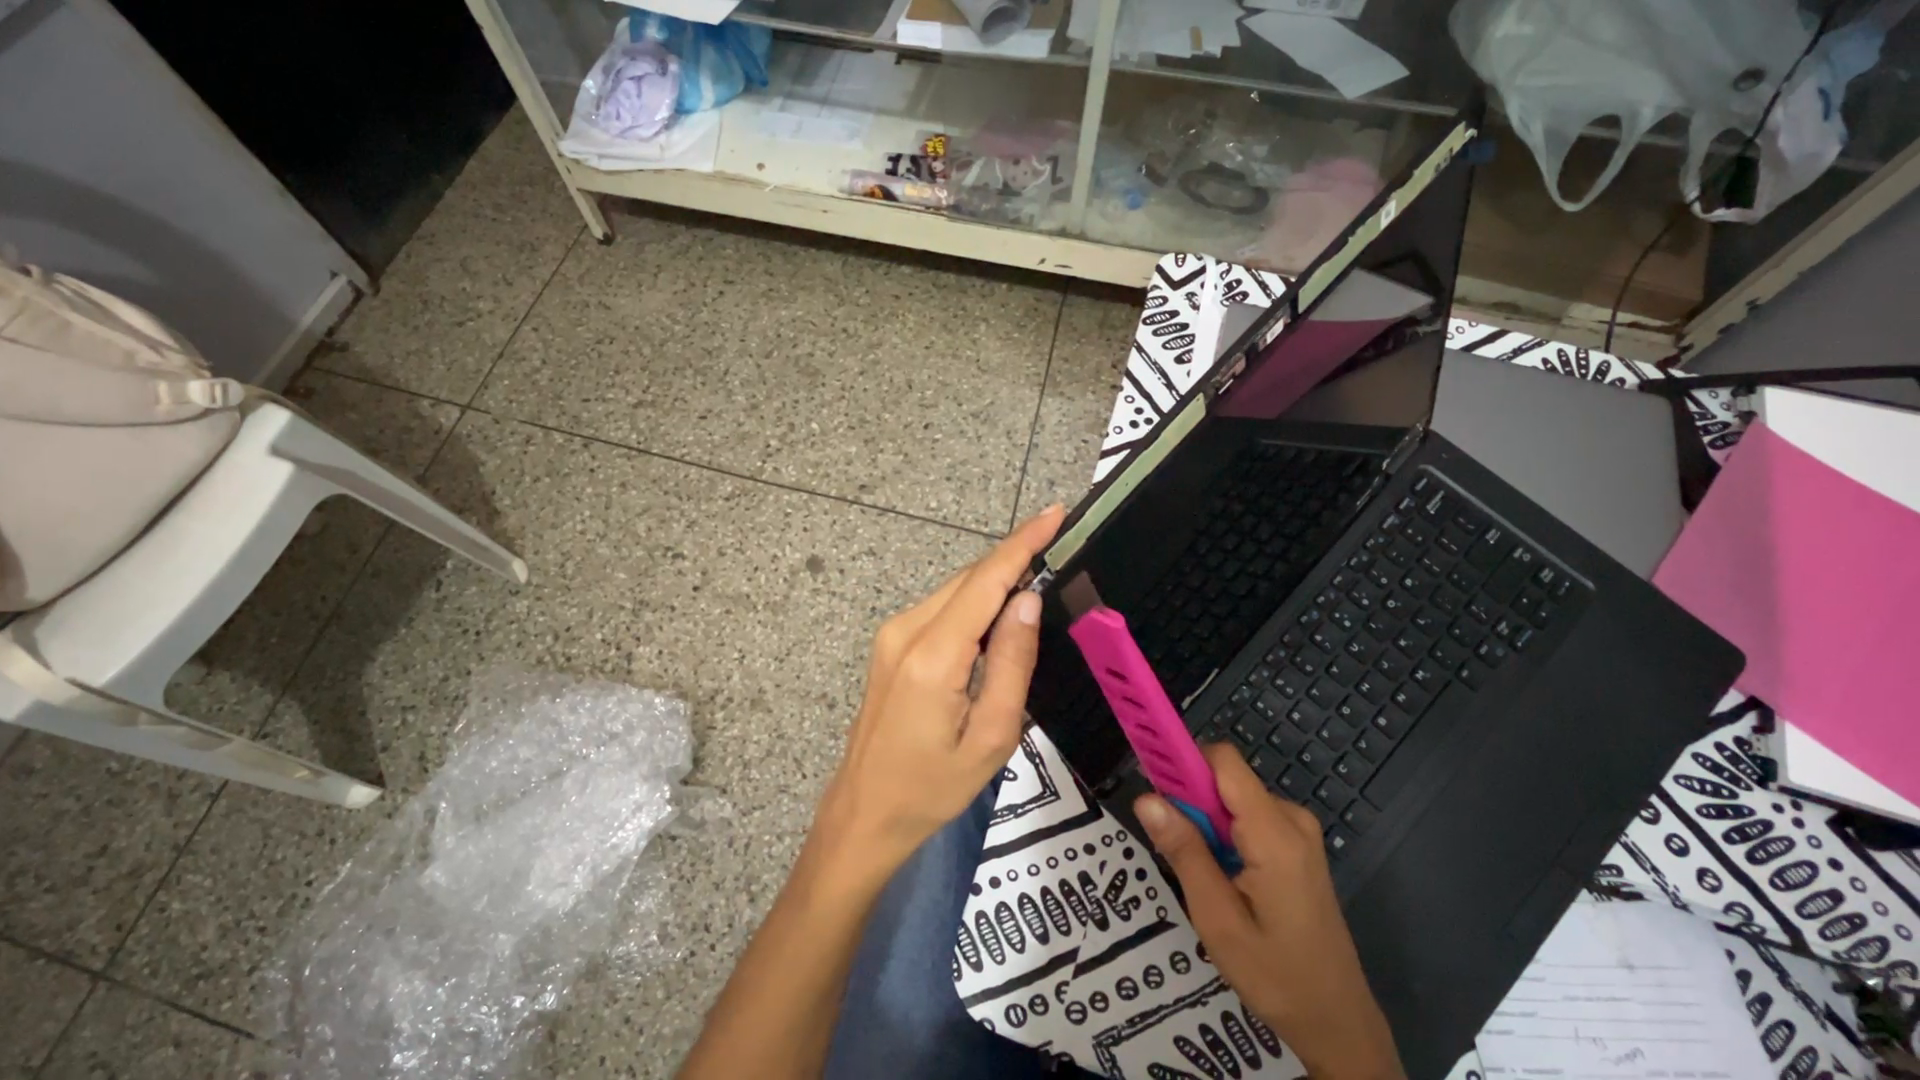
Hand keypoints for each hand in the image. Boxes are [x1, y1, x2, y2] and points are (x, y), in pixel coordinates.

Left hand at [810, 505, 1064, 883]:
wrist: (866, 811)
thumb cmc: (933, 786)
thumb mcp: (990, 735)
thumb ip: (1011, 662)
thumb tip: (1028, 599)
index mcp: (933, 655)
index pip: (985, 582)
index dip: (1022, 543)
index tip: (1056, 513)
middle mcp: (906, 631)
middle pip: (969, 579)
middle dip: (1014, 557)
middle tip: (1060, 545)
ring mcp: (892, 636)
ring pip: (954, 590)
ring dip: (996, 580)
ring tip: (1040, 575)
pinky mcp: (890, 646)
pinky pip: (941, 609)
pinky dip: (975, 601)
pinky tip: (1002, 611)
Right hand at [1134, 744, 1404, 1079]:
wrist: (1337, 1021)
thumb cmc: (1275, 975)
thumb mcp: (1217, 918)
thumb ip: (1184, 852)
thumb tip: (1146, 798)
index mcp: (1275, 834)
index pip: (1223, 762)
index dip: (1181, 759)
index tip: (1146, 779)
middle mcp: (1292, 820)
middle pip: (1225, 781)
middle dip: (1189, 801)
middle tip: (1165, 846)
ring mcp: (1299, 834)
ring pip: (1234, 802)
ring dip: (1205, 823)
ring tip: (1195, 874)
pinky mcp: (1298, 849)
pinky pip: (1249, 821)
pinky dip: (1224, 837)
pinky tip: (1220, 881)